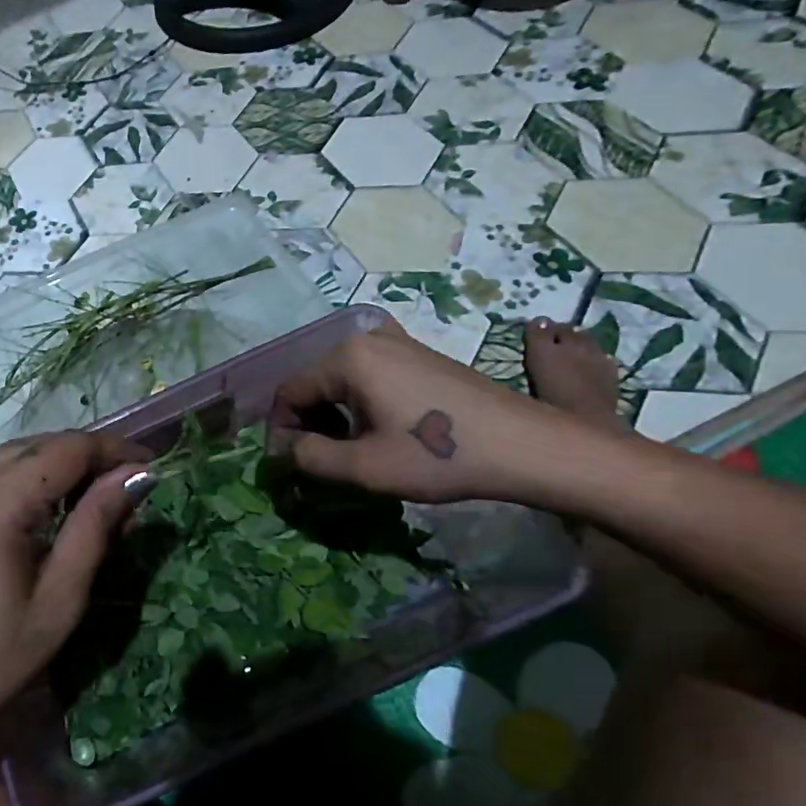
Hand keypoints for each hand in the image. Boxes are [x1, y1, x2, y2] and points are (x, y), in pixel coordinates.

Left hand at [0, 433, 153, 789]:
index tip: (147, 464)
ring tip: (77, 500)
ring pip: (4, 455)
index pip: (67, 449)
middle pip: (36, 445)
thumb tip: (138, 474)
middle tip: (120, 488)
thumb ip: (97, 524)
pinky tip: (6, 491)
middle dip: (84, 458)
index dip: (112, 450)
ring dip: (45, 468)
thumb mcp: (60, 597)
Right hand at [268, 322, 597, 507]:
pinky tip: (379, 432)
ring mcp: (397, 343)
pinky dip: (359, 404)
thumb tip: (285, 451)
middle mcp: (367, 339)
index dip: (280, 431)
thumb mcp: (365, 466)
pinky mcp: (419, 354)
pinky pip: (369, 375)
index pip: (290, 392)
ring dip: (333, 416)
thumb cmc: (439, 455)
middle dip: (308, 424)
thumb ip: (310, 458)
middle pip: (314, 382)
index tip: (288, 466)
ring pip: (341, 380)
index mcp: (347, 358)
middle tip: (319, 463)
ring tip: (348, 452)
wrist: (525, 445)